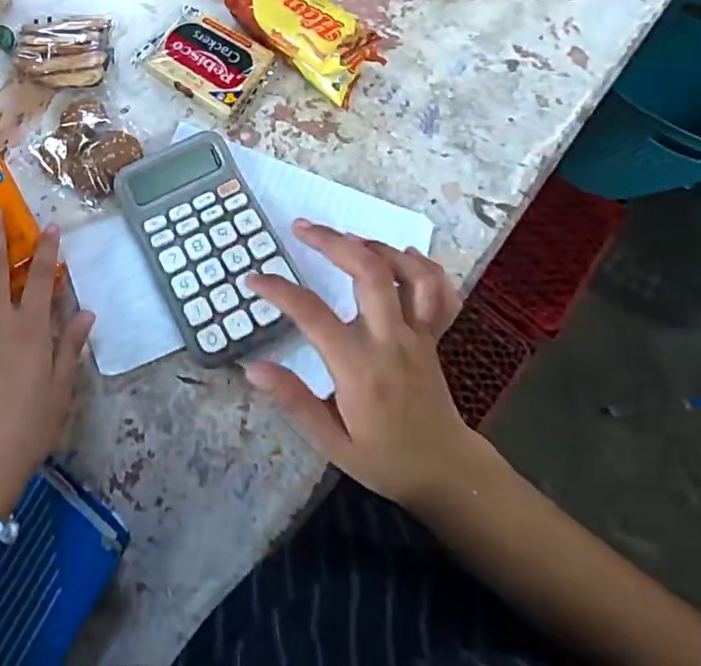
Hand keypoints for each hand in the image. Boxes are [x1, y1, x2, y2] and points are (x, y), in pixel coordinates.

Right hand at [242, 219, 492, 512]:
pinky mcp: (433, 335)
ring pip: (407, 273)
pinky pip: (437, 291)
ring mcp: (418, 335)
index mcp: (359, 368)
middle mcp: (391, 341)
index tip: (253, 279)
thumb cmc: (384, 459)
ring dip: (375, 246)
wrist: (447, 473)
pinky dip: (420, 266)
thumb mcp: (331, 442)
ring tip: (344, 238)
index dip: (278, 290)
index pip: (312, 314)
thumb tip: (253, 368)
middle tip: (301, 227)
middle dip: (331, 241)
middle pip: (367, 272)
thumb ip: (294, 400)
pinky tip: (399, 256)